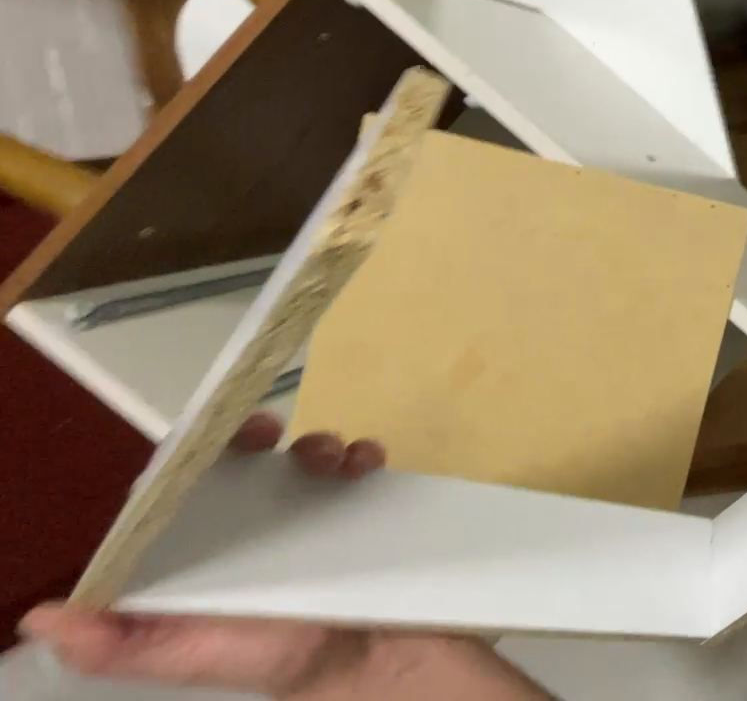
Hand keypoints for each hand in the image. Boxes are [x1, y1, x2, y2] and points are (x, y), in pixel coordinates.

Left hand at [22, 414, 392, 697]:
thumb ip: (119, 646)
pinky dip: (364, 452)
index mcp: (208, 548)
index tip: (203, 439)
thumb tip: (41, 614)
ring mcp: (315, 508)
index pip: (186, 492)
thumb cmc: (269, 654)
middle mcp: (258, 521)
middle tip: (267, 430)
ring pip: (308, 453)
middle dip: (255, 435)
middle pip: (249, 461)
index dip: (189, 459)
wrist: (362, 657)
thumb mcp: (187, 657)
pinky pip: (363, 463)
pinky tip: (364, 465)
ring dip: (317, 442)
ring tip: (330, 459)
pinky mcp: (363, 502)